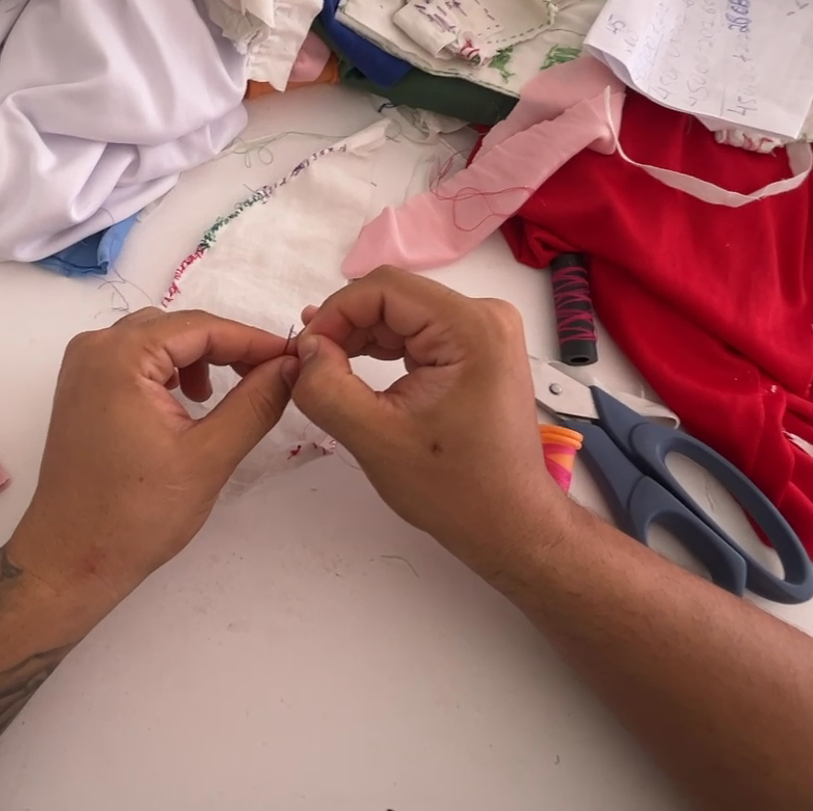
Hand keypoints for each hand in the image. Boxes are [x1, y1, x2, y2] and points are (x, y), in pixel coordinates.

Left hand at [8, 309, 296, 609]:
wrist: (72, 558)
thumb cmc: (137, 514)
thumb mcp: (209, 456)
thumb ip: (256, 403)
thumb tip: (290, 366)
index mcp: (120, 355)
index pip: (200, 327)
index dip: (252, 340)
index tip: (293, 357)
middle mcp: (95, 347)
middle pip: (177, 328)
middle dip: (226, 348)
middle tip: (268, 375)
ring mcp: (83, 367)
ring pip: (156, 340)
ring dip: (196, 358)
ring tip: (219, 396)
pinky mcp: (81, 388)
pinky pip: (134, 360)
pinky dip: (167, 371)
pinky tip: (186, 402)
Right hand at [289, 267, 570, 581]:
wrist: (509, 524)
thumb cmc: (452, 488)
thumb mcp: (374, 438)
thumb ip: (326, 387)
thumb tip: (304, 346)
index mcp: (471, 327)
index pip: (383, 288)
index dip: (335, 312)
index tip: (305, 351)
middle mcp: (483, 316)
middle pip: (391, 297)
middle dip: (344, 326)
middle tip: (309, 364)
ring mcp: (482, 331)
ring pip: (398, 312)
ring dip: (357, 336)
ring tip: (324, 368)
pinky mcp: (475, 348)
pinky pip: (413, 330)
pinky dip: (378, 346)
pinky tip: (352, 367)